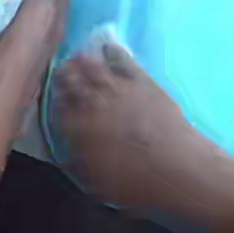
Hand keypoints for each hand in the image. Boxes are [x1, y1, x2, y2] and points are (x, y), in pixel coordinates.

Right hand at [50, 38, 225, 212]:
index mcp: (79, 130)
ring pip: (95, 69)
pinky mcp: (142, 82)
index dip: (57, 99)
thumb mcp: (98, 185)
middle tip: (63, 68)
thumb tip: (65, 158)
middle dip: (66, 75)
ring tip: (78, 55)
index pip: (61, 108)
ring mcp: (118, 90)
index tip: (56, 94)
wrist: (177, 169)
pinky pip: (124, 62)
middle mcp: (93, 105)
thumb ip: (79, 166)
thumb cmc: (137, 185)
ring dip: (84, 61)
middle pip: (74, 83)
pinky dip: (114, 53)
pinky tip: (109, 47)